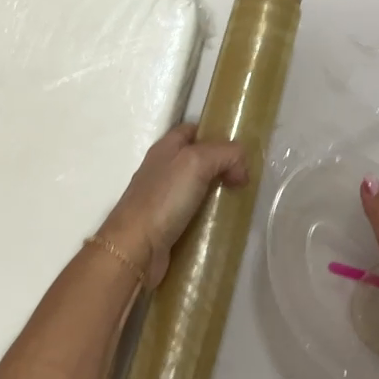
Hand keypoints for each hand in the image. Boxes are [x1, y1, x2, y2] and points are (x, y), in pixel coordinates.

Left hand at [99, 124, 247, 286]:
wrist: (135, 249)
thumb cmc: (164, 198)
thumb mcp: (198, 162)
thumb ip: (225, 154)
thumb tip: (240, 169)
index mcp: (166, 148)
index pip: (193, 129)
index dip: (216, 133)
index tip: (239, 150)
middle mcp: (163, 169)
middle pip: (199, 159)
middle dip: (222, 166)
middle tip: (244, 178)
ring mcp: (164, 198)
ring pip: (198, 187)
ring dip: (218, 192)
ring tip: (238, 201)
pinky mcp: (167, 224)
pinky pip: (194, 214)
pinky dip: (209, 216)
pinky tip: (222, 223)